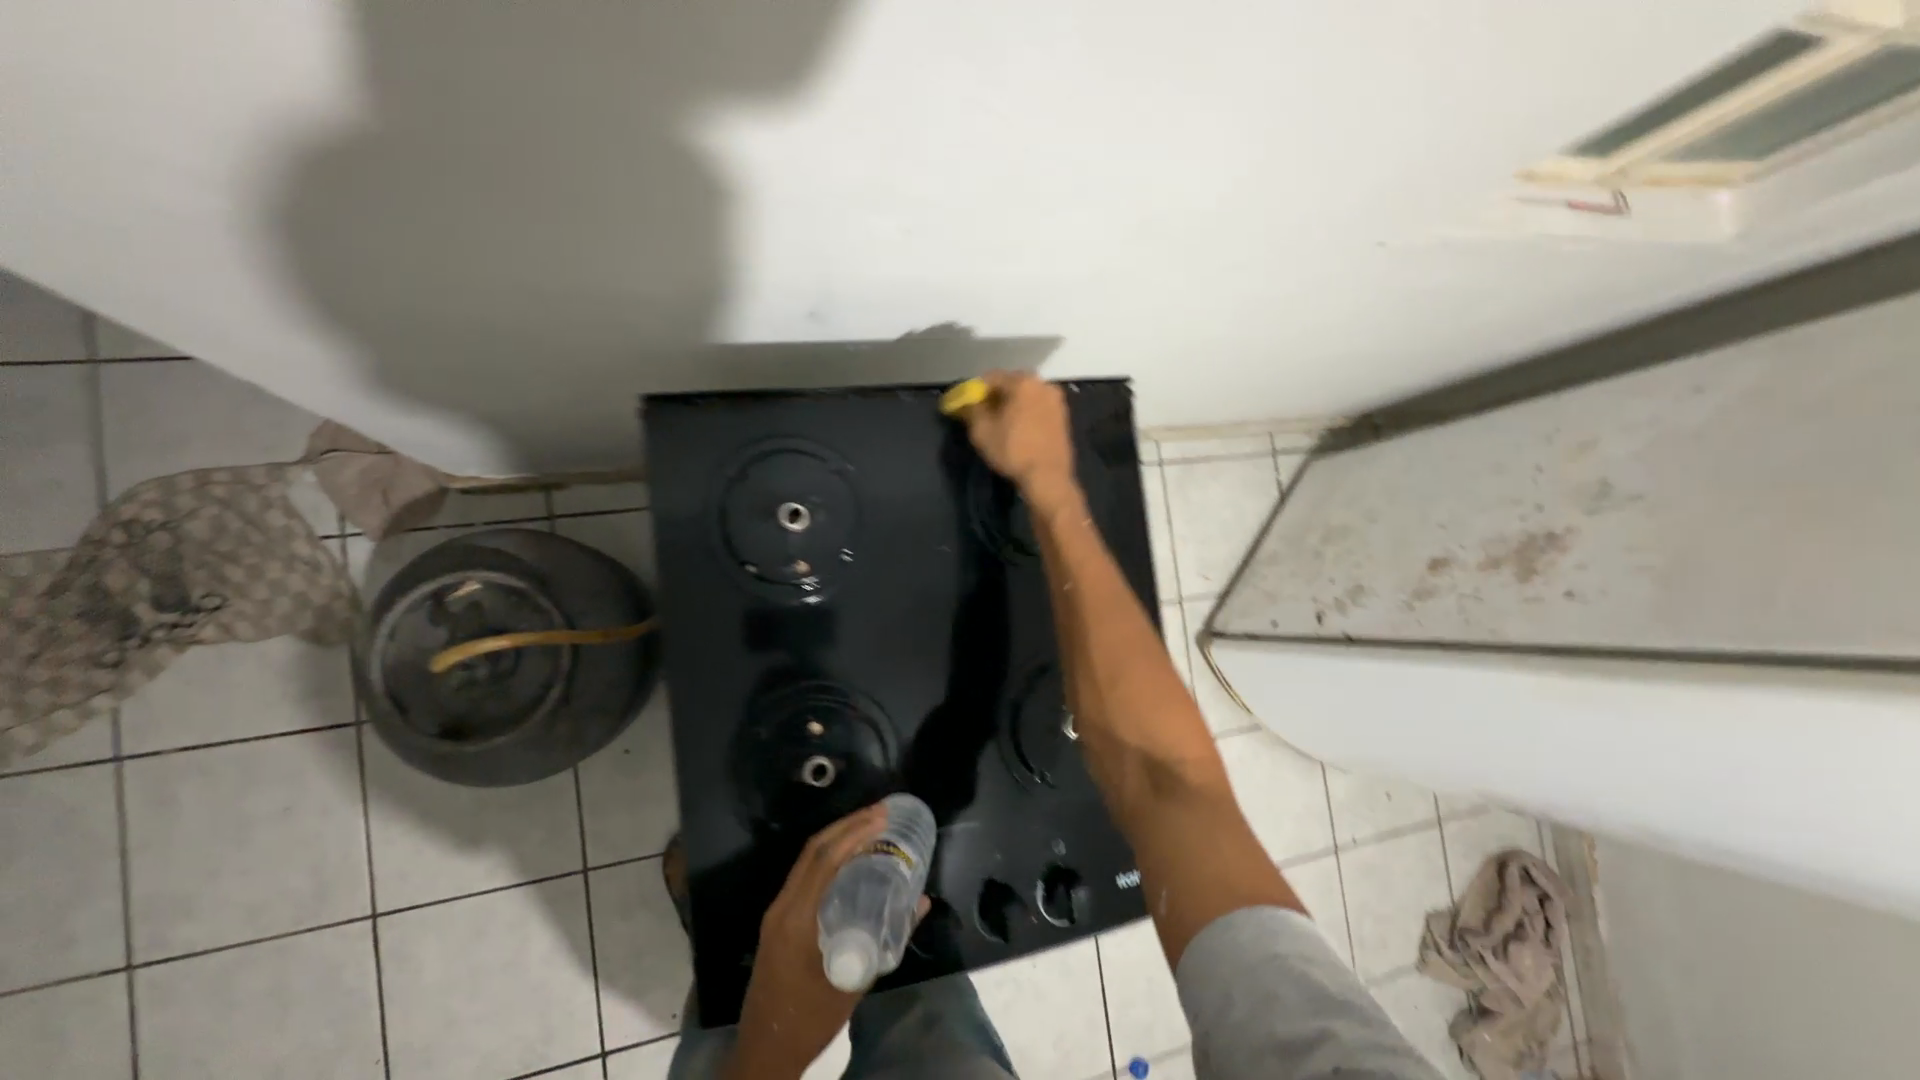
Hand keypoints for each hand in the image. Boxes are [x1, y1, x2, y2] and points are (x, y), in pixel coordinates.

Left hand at [725, 803, 906, 1079]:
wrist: (765, 1051)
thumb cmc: (809, 1018)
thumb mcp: (854, 982)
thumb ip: (887, 940)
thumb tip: (920, 903)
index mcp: (796, 917)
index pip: (824, 859)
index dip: (854, 832)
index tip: (883, 816)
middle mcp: (782, 906)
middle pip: (813, 851)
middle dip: (847, 826)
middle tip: (881, 811)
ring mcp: (777, 913)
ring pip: (806, 861)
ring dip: (837, 839)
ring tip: (870, 826)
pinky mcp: (779, 922)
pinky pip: (805, 878)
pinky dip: (829, 860)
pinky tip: (851, 860)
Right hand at [958, 372, 1079, 513]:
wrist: (1048, 476)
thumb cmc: (1013, 450)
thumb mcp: (982, 431)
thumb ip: (971, 410)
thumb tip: (967, 402)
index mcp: (1023, 382)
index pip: (991, 377)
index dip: (975, 390)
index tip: (967, 404)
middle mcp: (1043, 384)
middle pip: (1011, 384)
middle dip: (995, 397)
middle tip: (983, 414)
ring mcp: (1057, 400)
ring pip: (1026, 396)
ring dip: (1011, 405)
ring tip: (1000, 424)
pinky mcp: (1064, 416)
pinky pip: (1038, 407)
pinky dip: (1026, 413)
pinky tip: (1018, 430)